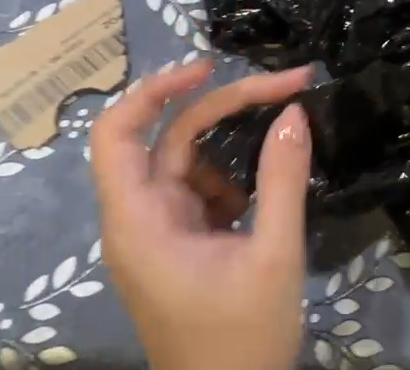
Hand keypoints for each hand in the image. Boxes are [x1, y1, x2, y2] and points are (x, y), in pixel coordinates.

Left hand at [90, 61, 313, 369]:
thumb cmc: (243, 340)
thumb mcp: (274, 255)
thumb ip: (282, 180)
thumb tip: (294, 110)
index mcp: (140, 224)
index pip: (116, 137)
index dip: (153, 91)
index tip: (210, 68)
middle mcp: (141, 220)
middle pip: (167, 138)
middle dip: (225, 103)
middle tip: (290, 85)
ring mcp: (162, 232)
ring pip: (189, 158)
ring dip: (235, 135)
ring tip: (289, 119)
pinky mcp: (184, 242)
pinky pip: (205, 186)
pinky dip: (239, 170)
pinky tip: (274, 174)